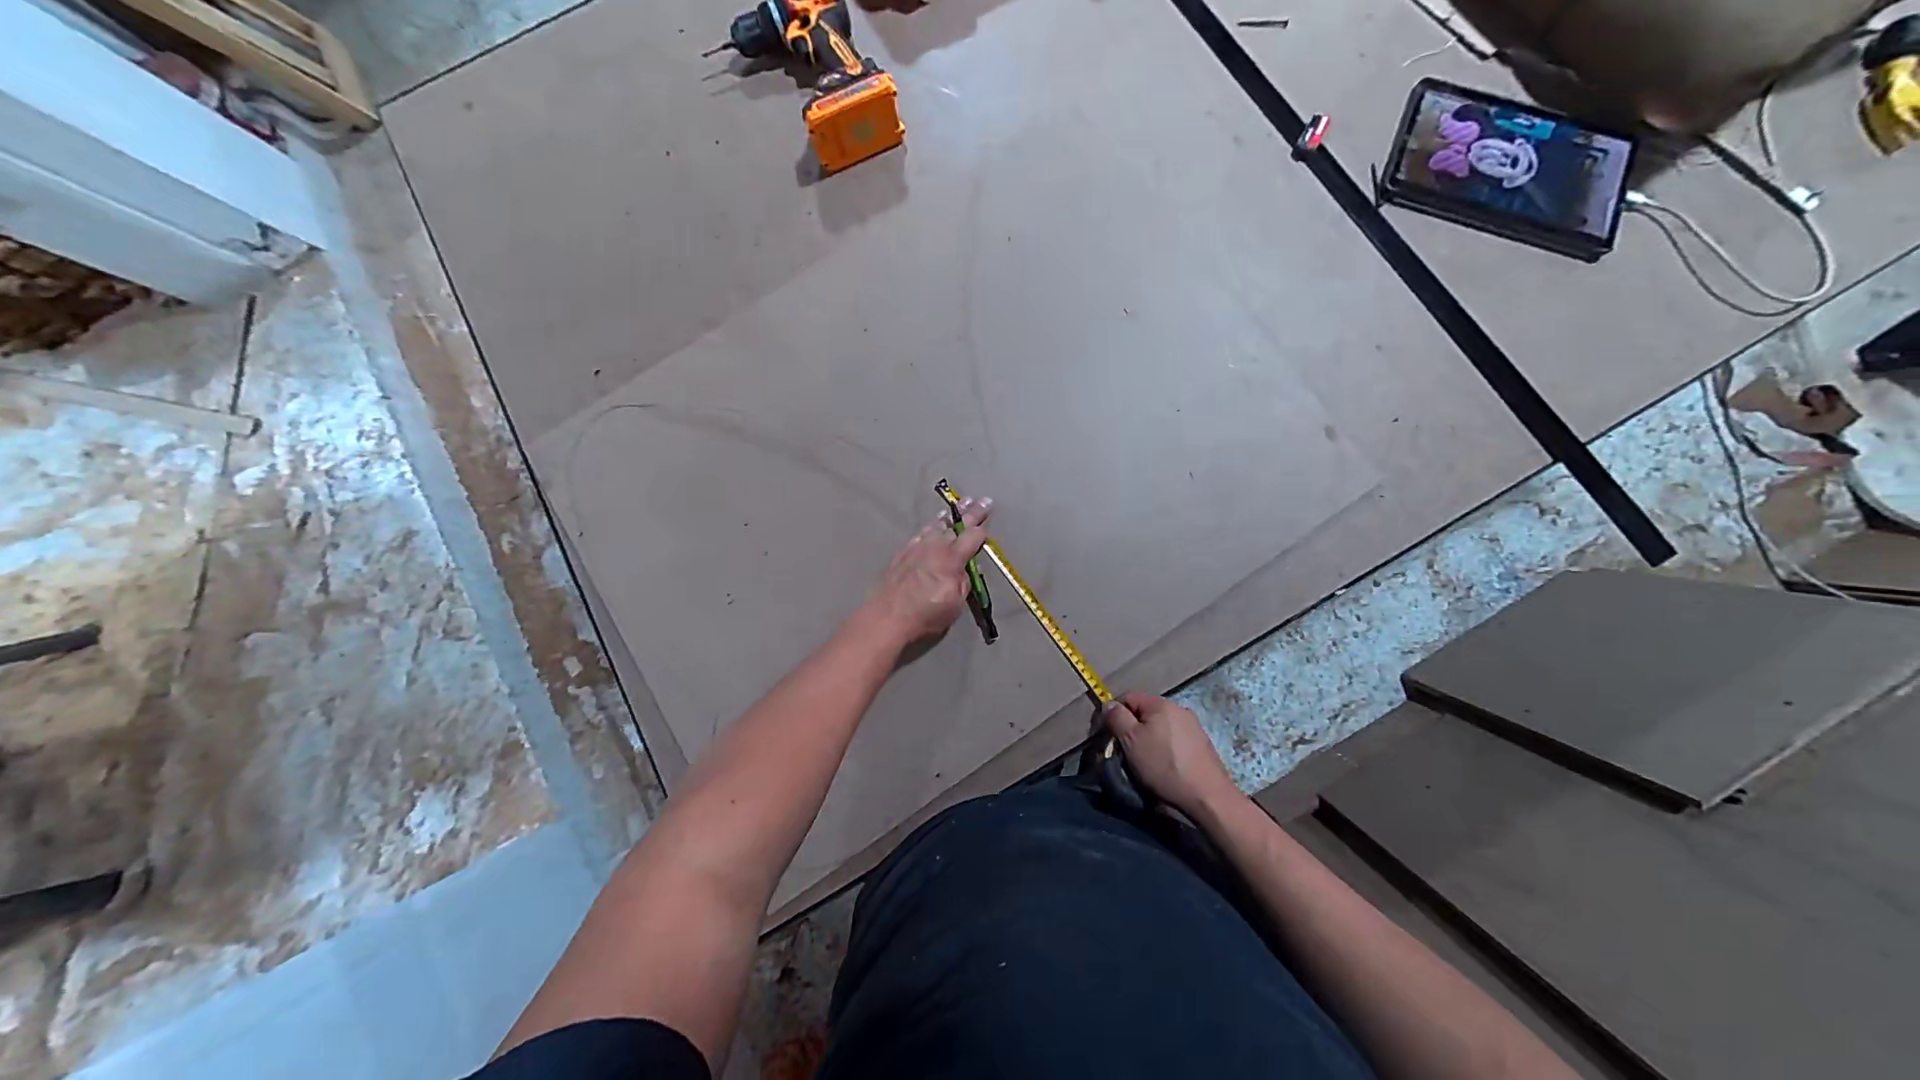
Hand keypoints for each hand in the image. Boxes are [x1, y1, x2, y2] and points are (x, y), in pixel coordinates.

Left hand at [860, 496, 991, 647]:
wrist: (887, 617)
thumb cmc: (925, 615)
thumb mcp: (955, 604)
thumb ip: (963, 583)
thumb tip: (964, 571)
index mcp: (952, 560)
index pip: (972, 537)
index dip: (983, 527)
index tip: (989, 515)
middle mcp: (934, 548)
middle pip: (956, 525)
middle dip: (970, 512)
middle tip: (982, 500)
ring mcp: (916, 548)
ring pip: (936, 526)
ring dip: (949, 516)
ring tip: (958, 506)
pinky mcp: (902, 554)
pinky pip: (920, 534)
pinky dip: (930, 527)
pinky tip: (931, 526)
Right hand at [1104, 692, 1240, 818]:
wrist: (1207, 797)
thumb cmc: (1163, 766)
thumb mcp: (1130, 740)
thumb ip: (1116, 717)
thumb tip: (1109, 705)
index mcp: (1161, 703)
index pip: (1128, 698)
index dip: (1113, 714)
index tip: (1107, 737)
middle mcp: (1179, 709)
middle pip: (1145, 713)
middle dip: (1131, 730)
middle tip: (1124, 752)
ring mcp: (1193, 727)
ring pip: (1160, 728)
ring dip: (1148, 741)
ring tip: (1144, 763)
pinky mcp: (1202, 745)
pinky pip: (1174, 741)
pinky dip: (1164, 750)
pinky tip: (1164, 767)